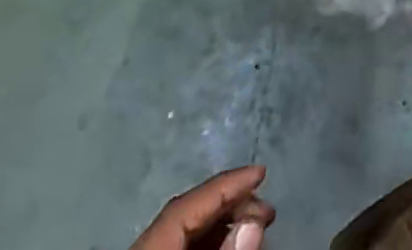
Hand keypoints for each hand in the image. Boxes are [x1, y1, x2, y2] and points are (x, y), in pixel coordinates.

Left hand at [130, 166, 274, 249]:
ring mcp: (149, 249)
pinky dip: (211, 239)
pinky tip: (233, 239)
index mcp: (148, 241)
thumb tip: (255, 222)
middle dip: (230, 203)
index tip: (262, 170)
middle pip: (188, 212)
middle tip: (266, 208)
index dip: (227, 184)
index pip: (190, 202)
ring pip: (186, 230)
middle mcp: (144, 241)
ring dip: (224, 221)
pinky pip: (182, 245)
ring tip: (257, 222)